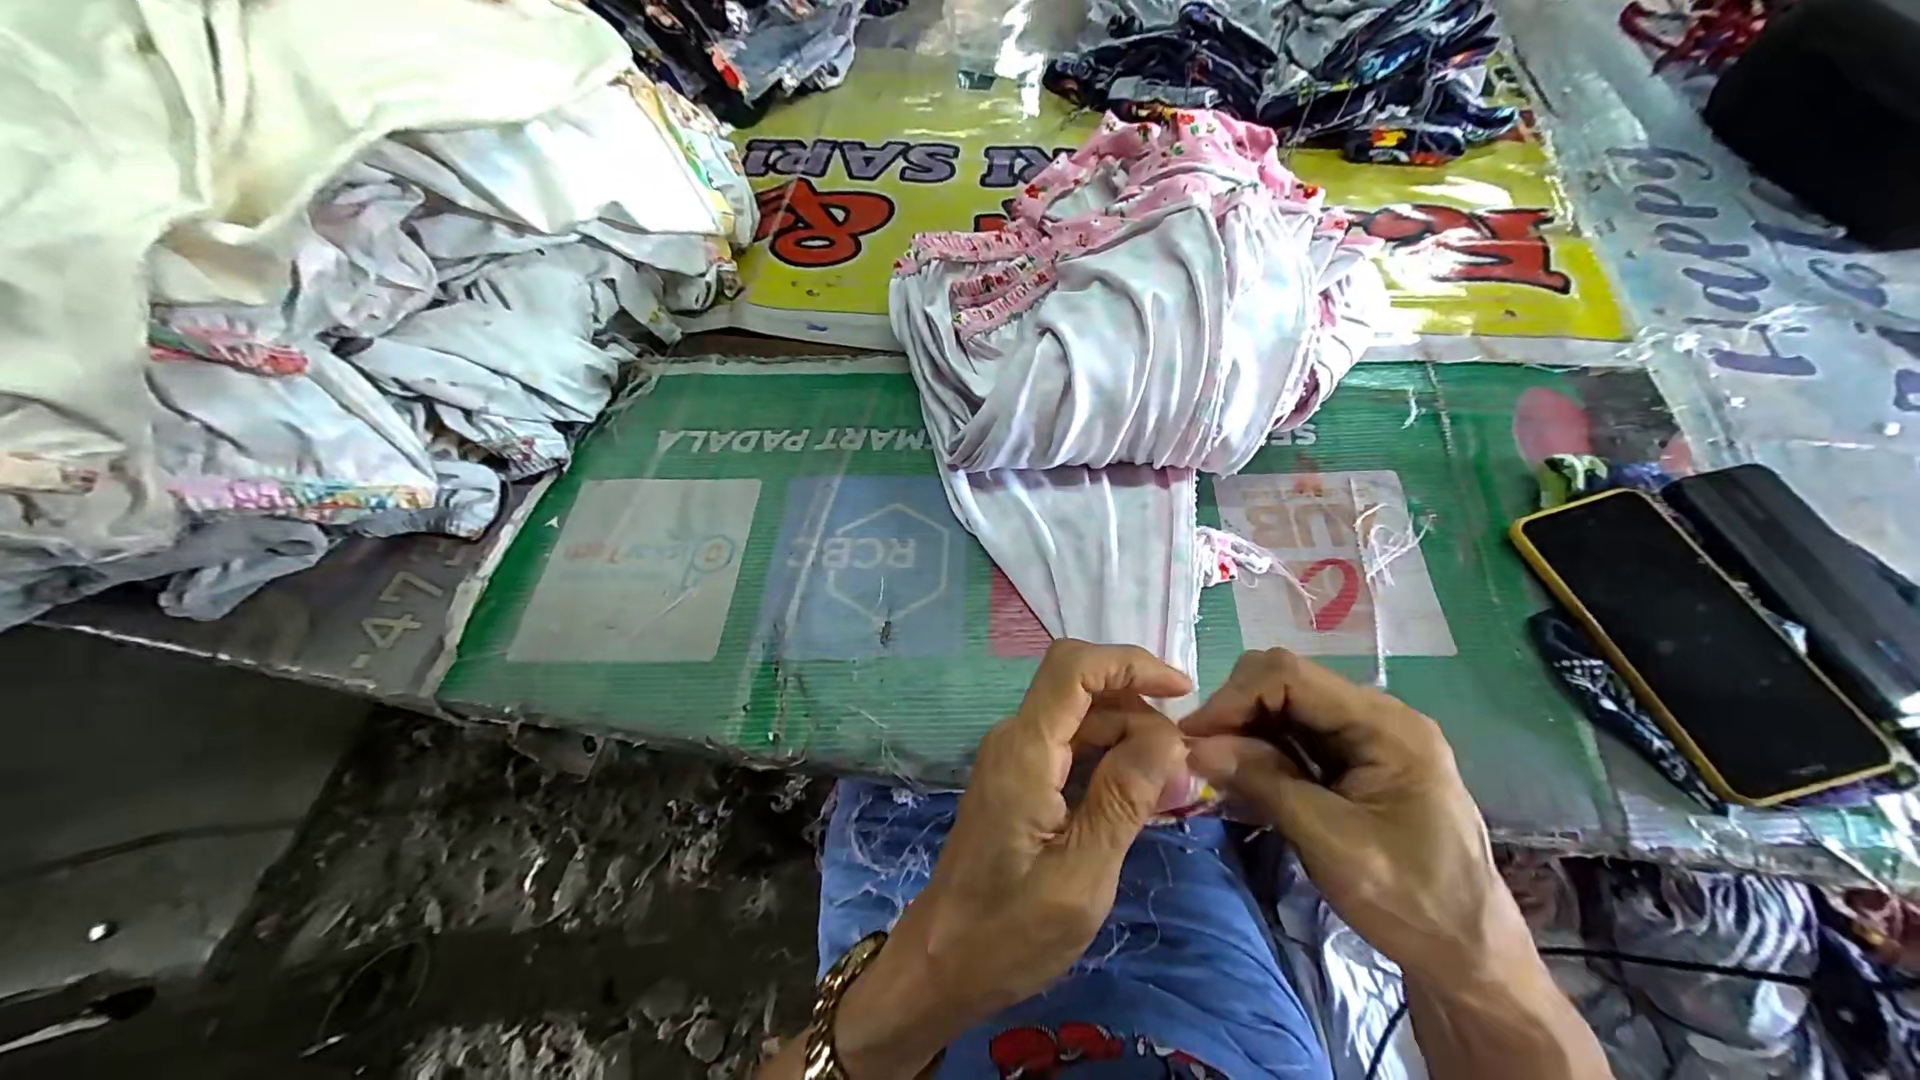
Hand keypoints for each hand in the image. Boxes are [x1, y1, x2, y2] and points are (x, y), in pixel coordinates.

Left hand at [833, 640, 1193, 1078]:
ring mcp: (1015, 757)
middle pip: (1081, 687)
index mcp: (1024, 751)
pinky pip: (1072, 746)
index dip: (1129, 663)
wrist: (943, 962)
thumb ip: (1124, 799)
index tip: (1183, 691)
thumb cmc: (1010, 931)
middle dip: (1139, 706)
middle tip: (1185, 760)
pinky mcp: (1020, 778)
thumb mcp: (1082, 875)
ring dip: (1130, 735)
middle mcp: (1015, 739)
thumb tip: (1170, 738)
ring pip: (1081, 716)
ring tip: (1173, 783)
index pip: (1073, 668)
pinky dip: (1111, 757)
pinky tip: (1141, 794)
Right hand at [1181, 649, 1529, 984]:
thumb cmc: (1412, 901)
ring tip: (1217, 771)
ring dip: (1242, 731)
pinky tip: (1244, 780)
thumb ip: (1264, 783)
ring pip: (1281, 705)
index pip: (1289, 675)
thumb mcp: (1332, 843)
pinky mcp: (1352, 758)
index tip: (1193, 739)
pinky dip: (1259, 750)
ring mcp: (1364, 735)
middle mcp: (1375, 715)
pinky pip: (1292, 734)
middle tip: (1202, 756)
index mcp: (1385, 725)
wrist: (1470, 958)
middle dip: (1235, 711)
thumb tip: (1193, 746)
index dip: (1233, 697)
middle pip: (1283, 681)